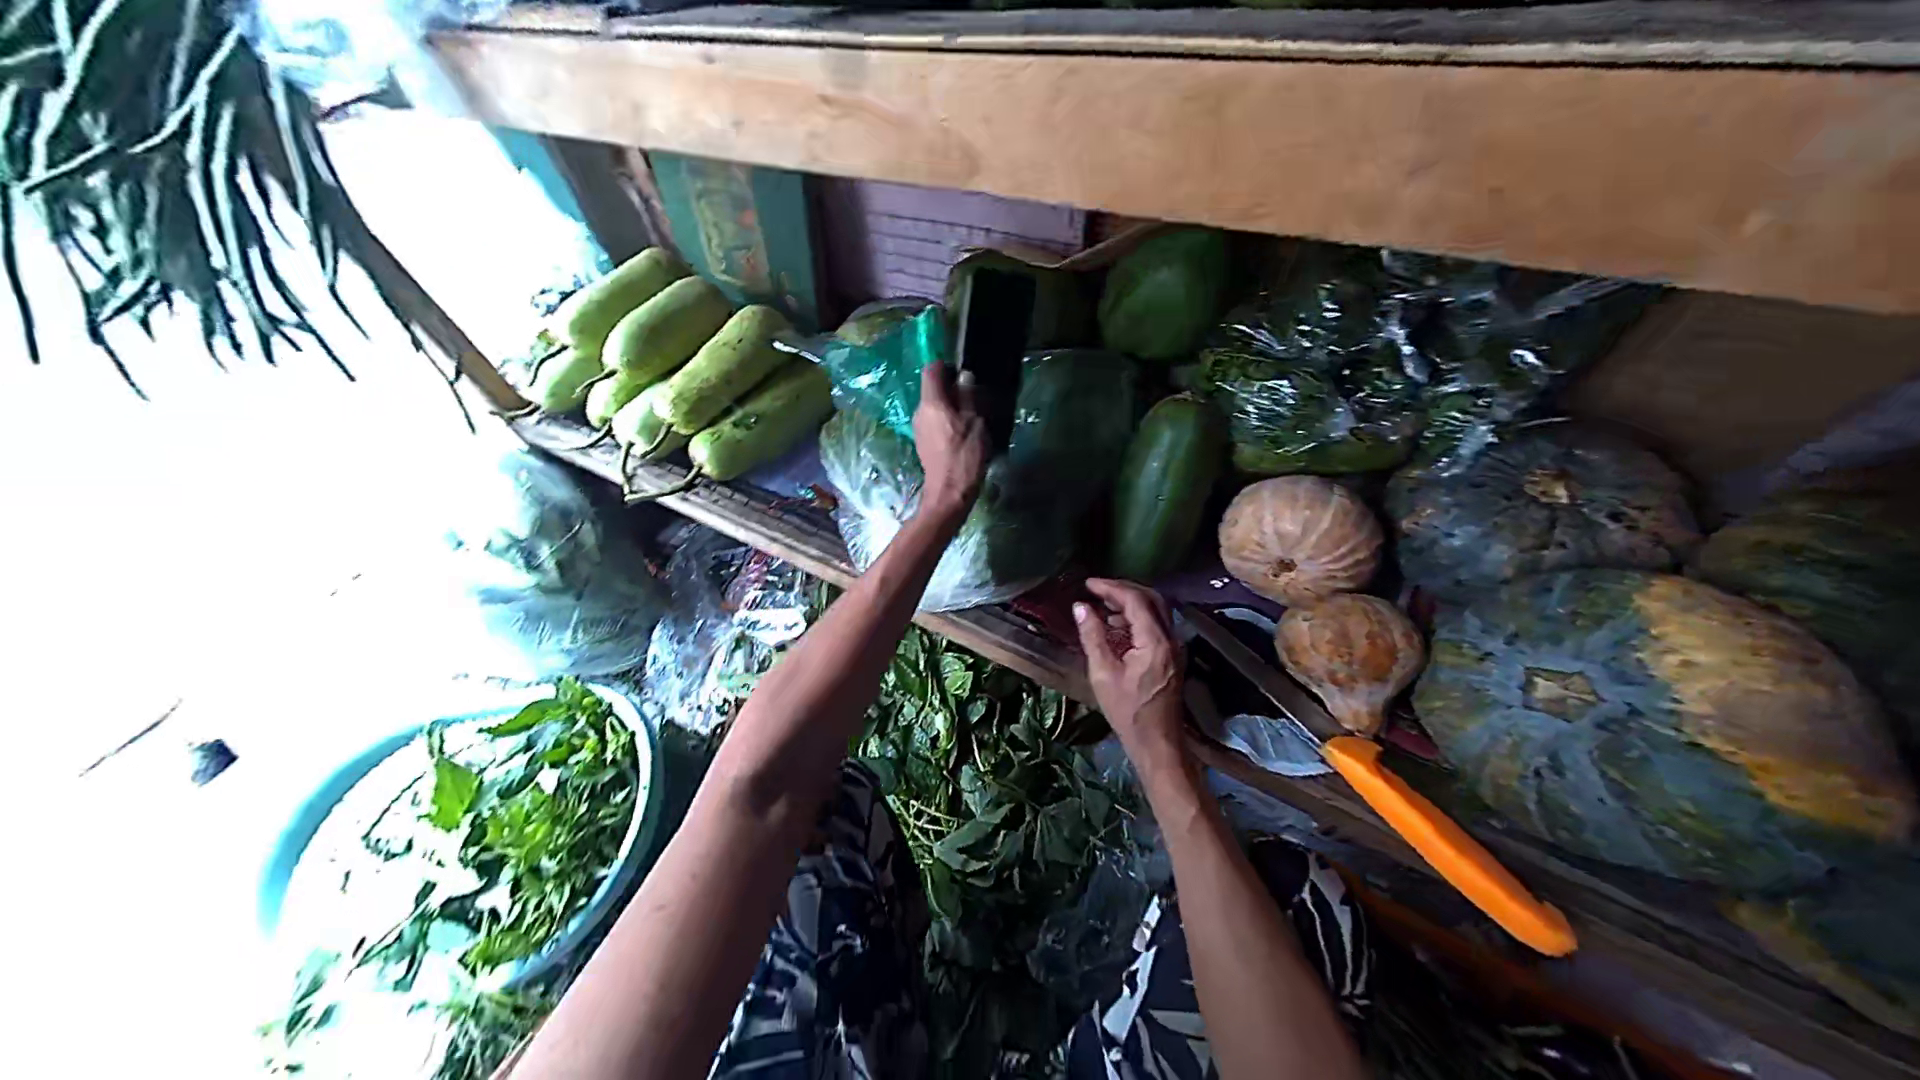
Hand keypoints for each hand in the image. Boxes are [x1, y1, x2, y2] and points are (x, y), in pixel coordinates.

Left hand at [912, 359, 989, 522]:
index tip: (964, 375)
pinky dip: (947, 422)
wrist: (949, 494)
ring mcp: (918, 428)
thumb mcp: (975, 423)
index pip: (931, 369)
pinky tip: (962, 435)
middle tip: (975, 399)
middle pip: (932, 389)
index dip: (947, 367)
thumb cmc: (965, 456)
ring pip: (934, 407)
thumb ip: (968, 396)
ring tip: (971, 419)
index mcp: (931, 402)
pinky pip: (934, 422)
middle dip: (952, 389)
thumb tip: (964, 376)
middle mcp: (919, 411)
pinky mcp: (922, 443)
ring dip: (951, 407)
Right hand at [1075, 579, 1187, 776]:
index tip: (1088, 585)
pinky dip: (1137, 618)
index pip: (1135, 600)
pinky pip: (1156, 625)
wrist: (1157, 743)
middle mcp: (1171, 639)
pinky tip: (1117, 628)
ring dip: (1130, 603)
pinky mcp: (1172, 657)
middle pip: (1151, 598)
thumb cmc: (1127, 711)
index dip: (1111, 587)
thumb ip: (1093, 636)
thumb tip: (1081, 607)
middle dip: (1123, 589)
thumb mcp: (1103, 674)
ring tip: (1102, 607)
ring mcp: (1175, 648)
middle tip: (1096, 590)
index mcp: (1155, 642)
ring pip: (1156, 610)